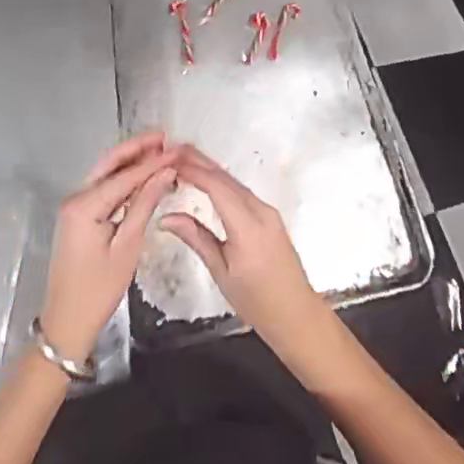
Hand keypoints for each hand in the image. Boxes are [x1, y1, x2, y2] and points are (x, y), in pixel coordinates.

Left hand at [39, 133, 179, 361]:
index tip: (178, 149)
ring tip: (159, 150)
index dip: (153, 161)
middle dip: (137, 149)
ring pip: (106, 174)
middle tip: (165, 137)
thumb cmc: (99, 289)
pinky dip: (123, 179)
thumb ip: (144, 204)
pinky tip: (143, 176)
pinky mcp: (79, 216)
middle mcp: (76, 198)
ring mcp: (75, 206)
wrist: (68, 320)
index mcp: (84, 205)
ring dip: (131, 161)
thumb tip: (164, 173)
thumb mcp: (127, 246)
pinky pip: (103, 188)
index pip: (125, 175)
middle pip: (110, 164)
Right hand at [160, 146, 322, 346]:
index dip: (192, 170)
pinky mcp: (269, 217)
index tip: (169, 160)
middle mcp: (260, 211)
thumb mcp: (221, 272)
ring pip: (234, 183)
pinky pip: (242, 192)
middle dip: (199, 160)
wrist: (297, 314)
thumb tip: (166, 217)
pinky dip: (221, 182)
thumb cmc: (257, 301)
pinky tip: (206, 179)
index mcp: (247, 226)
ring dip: (209, 168)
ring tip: (183, 158)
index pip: (216, 187)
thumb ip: (196, 238)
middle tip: (172, 148)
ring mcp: (268, 212)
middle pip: (226, 178)